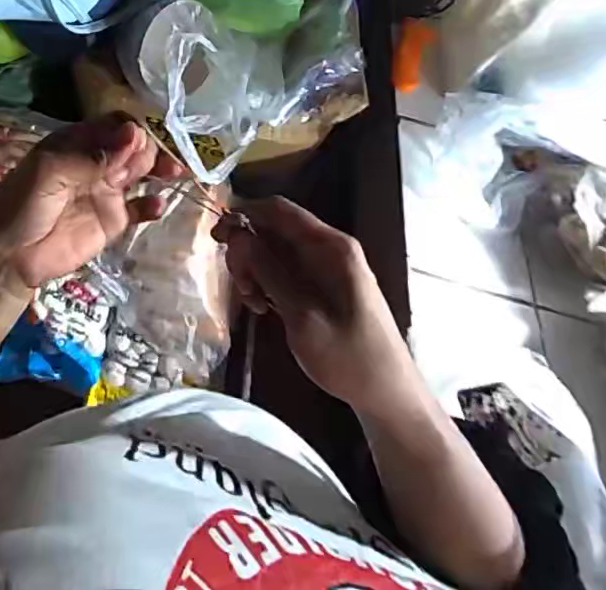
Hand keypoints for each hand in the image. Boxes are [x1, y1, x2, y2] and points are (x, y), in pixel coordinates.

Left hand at [0, 114, 181, 298]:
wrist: (8, 257)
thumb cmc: (21, 205)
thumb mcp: (51, 172)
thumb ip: (94, 156)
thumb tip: (135, 133)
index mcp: (78, 142)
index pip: (114, 125)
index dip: (132, 128)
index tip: (146, 138)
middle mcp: (96, 162)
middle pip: (133, 146)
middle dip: (151, 147)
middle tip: (161, 158)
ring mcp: (107, 190)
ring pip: (141, 172)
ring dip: (160, 168)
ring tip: (172, 173)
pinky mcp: (114, 221)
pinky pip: (140, 209)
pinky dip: (152, 206)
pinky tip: (157, 206)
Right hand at [218, 197, 417, 413]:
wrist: (388, 394)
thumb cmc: (350, 358)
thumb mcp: (302, 317)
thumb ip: (270, 273)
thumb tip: (238, 235)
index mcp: (330, 247)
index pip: (279, 210)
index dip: (244, 214)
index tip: (217, 237)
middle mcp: (328, 248)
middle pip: (274, 229)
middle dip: (248, 251)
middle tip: (239, 285)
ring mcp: (326, 266)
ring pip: (275, 250)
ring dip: (255, 270)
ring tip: (253, 304)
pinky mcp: (321, 284)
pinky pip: (285, 269)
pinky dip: (268, 283)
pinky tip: (264, 308)